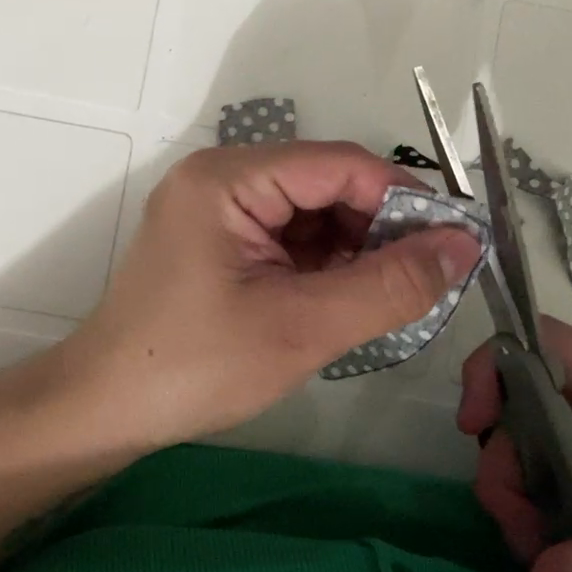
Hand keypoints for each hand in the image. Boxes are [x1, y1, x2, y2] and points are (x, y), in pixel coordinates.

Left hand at [61, 141, 482, 449]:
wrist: (107, 406)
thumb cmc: (197, 366)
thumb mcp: (302, 327)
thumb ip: (389, 285)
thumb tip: (464, 245)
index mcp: (227, 178)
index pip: (338, 164)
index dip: (401, 200)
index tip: (452, 248)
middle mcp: (218, 176)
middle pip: (323, 183)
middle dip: (376, 229)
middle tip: (420, 284)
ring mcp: (211, 207)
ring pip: (308, 211)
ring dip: (351, 250)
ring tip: (382, 300)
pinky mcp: (212, 239)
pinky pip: (283, 234)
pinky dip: (319, 263)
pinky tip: (340, 300)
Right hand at [458, 320, 571, 571]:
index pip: (551, 344)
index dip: (498, 368)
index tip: (474, 427)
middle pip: (528, 393)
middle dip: (507, 459)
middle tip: (517, 525)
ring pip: (531, 430)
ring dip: (518, 487)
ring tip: (541, 547)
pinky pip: (549, 456)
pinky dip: (536, 497)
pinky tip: (553, 543)